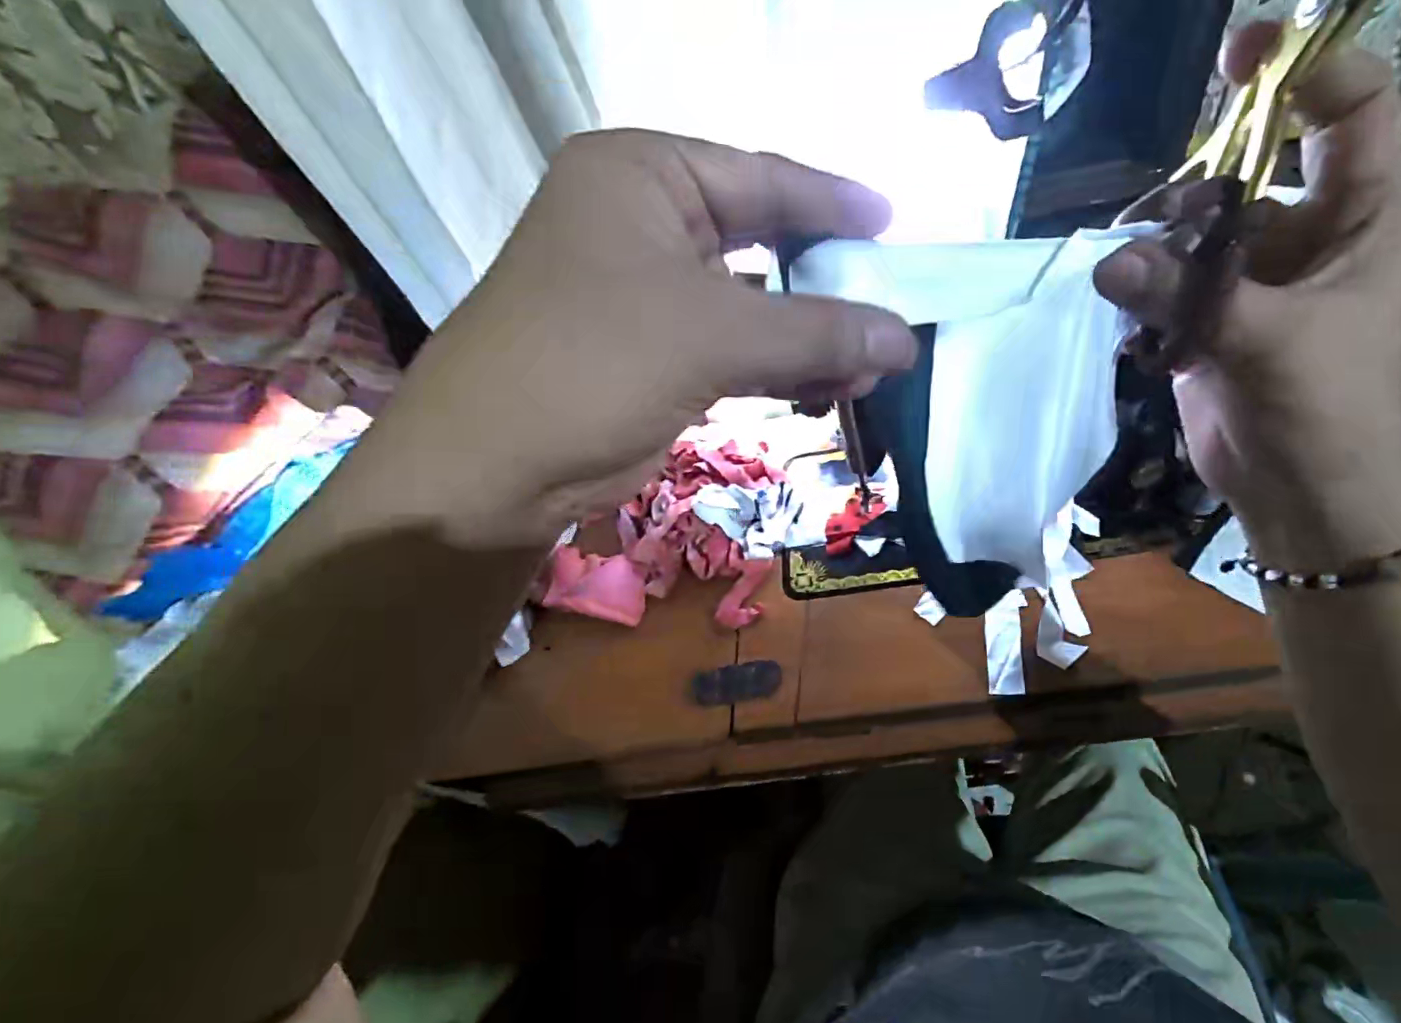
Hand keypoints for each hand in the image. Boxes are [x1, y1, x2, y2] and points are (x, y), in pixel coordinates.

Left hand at [355, 131, 917, 545]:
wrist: (495, 468)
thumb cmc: (593, 364)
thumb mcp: (711, 335)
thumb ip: (815, 332)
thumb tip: (904, 338)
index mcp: (643, 177)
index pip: (762, 178)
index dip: (834, 202)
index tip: (895, 222)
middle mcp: (646, 224)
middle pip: (764, 242)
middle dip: (829, 284)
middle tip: (890, 309)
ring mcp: (651, 294)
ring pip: (756, 305)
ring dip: (812, 337)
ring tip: (871, 365)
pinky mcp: (658, 354)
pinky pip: (739, 350)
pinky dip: (784, 369)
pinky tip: (829, 389)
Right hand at [1095, 23, 1400, 568]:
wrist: (1298, 494)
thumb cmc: (1321, 411)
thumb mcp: (1267, 341)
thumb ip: (1190, 296)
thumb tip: (1108, 263)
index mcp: (1358, 220)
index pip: (1352, 110)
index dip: (1309, 69)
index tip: (1242, 55)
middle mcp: (1304, 241)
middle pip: (1248, 171)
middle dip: (1197, 185)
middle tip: (1157, 224)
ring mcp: (1252, 284)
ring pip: (1195, 233)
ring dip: (1158, 246)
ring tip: (1130, 278)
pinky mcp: (1210, 324)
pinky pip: (1168, 284)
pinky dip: (1144, 292)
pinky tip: (1132, 316)